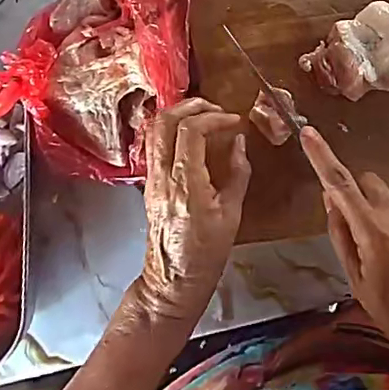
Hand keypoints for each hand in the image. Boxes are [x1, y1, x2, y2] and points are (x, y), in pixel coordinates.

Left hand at [130, 99, 249, 322]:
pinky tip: (193, 136)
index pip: (191, 131)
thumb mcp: (232, 214)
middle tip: (216, 108)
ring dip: (180, 114)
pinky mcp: (149, 183)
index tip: (233, 122)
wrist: (171, 283)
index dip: (214, 117)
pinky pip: (155, 144)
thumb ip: (238, 173)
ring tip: (205, 116)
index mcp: (185, 183)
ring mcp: (150, 179)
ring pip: (154, 129)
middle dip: (192, 106)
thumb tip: (239, 142)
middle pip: (165, 121)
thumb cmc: (206, 253)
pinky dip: (173, 129)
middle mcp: (162, 176)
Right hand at [299, 127, 388, 381]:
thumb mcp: (357, 281)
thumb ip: (341, 236)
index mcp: (373, 230)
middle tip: (353, 229)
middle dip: (355, 195)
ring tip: (385, 258)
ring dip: (377, 216)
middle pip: (367, 183)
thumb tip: (330, 201)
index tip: (308, 134)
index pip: (340, 184)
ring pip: (386, 201)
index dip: (321, 157)